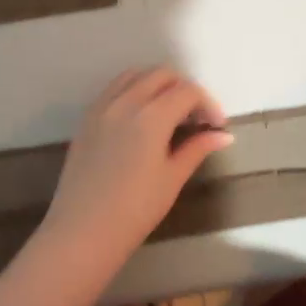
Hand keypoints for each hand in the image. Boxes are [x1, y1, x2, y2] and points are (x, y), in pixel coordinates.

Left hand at [41, 68, 233, 245]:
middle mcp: (124, 102)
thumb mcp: (172, 179)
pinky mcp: (86, 118)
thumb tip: (223, 135)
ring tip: (168, 114)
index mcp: (151, 116)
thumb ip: (197, 149)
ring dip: (157, 85)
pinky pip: (113, 89)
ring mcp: (101, 107)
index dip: (208, 104)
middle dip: (184, 89)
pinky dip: (133, 91)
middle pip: (161, 75)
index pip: (187, 91)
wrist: (83, 230)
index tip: (216, 126)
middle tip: (195, 118)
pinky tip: (140, 119)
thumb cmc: (135, 210)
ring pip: (134, 75)